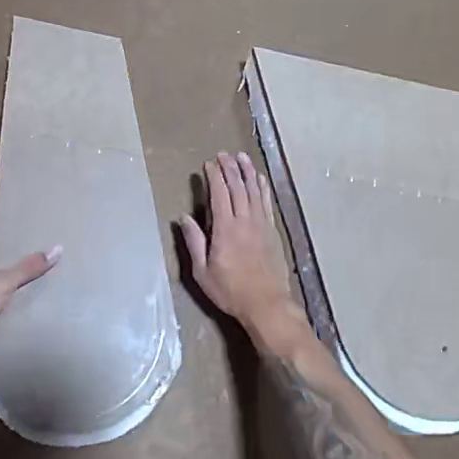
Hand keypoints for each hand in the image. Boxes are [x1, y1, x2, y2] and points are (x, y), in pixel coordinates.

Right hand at [178, 153, 305, 346]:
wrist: (267, 304)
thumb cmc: (230, 291)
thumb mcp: (203, 272)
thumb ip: (194, 243)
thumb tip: (185, 219)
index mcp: (225, 229)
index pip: (219, 194)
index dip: (214, 177)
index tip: (209, 164)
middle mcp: (245, 221)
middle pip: (238, 187)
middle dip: (230, 168)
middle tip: (223, 154)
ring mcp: (262, 225)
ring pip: (254, 191)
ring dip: (248, 172)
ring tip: (242, 157)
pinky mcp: (273, 231)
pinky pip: (267, 203)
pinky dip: (263, 188)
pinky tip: (260, 179)